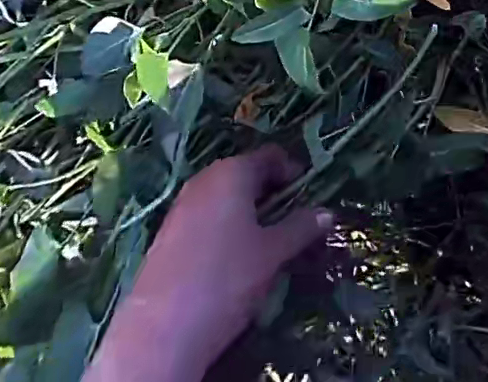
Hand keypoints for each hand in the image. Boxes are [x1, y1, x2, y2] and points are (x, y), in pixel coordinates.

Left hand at [84, 146, 332, 381]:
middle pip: (246, 172)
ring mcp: (183, 204)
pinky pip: (207, 214)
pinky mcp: (169, 231)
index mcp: (232, 172)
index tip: (309, 192)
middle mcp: (205, 178)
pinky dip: (226, 224)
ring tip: (268, 238)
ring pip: (225, 195)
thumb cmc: (226, 279)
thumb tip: (327, 212)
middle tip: (294, 217)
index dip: (292, 170)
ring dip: (249, 209)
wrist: (161, 331)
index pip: (269, 155)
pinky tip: (234, 255)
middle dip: (271, 191)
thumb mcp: (272, 254)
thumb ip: (300, 228)